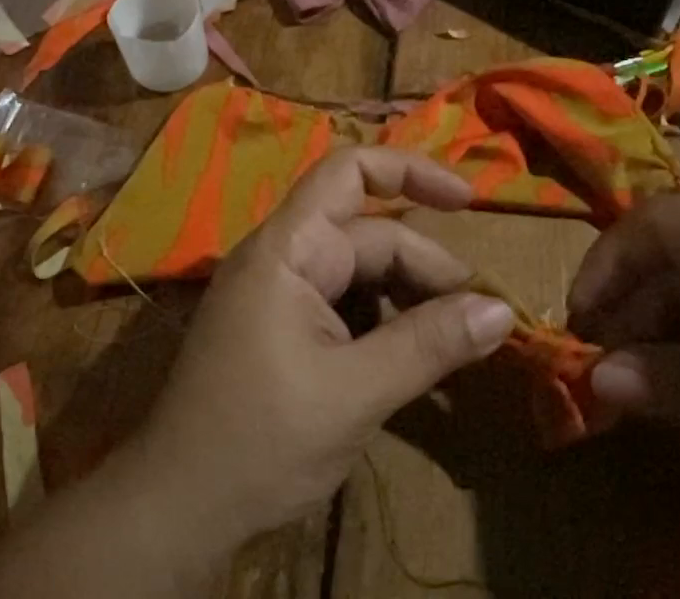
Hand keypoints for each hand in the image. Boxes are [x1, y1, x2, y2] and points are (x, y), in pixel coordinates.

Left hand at [128, 147, 515, 540]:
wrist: (178, 506)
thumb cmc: (260, 441)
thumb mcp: (355, 392)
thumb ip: (429, 344)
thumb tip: (501, 310)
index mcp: (287, 251)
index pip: (349, 174)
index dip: (411, 172)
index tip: (470, 203)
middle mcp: (282, 260)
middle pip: (368, 235)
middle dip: (427, 267)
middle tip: (484, 320)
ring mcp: (279, 297)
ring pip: (360, 275)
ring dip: (410, 300)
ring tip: (460, 343)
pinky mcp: (281, 332)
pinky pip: (344, 308)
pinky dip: (384, 325)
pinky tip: (419, 359)